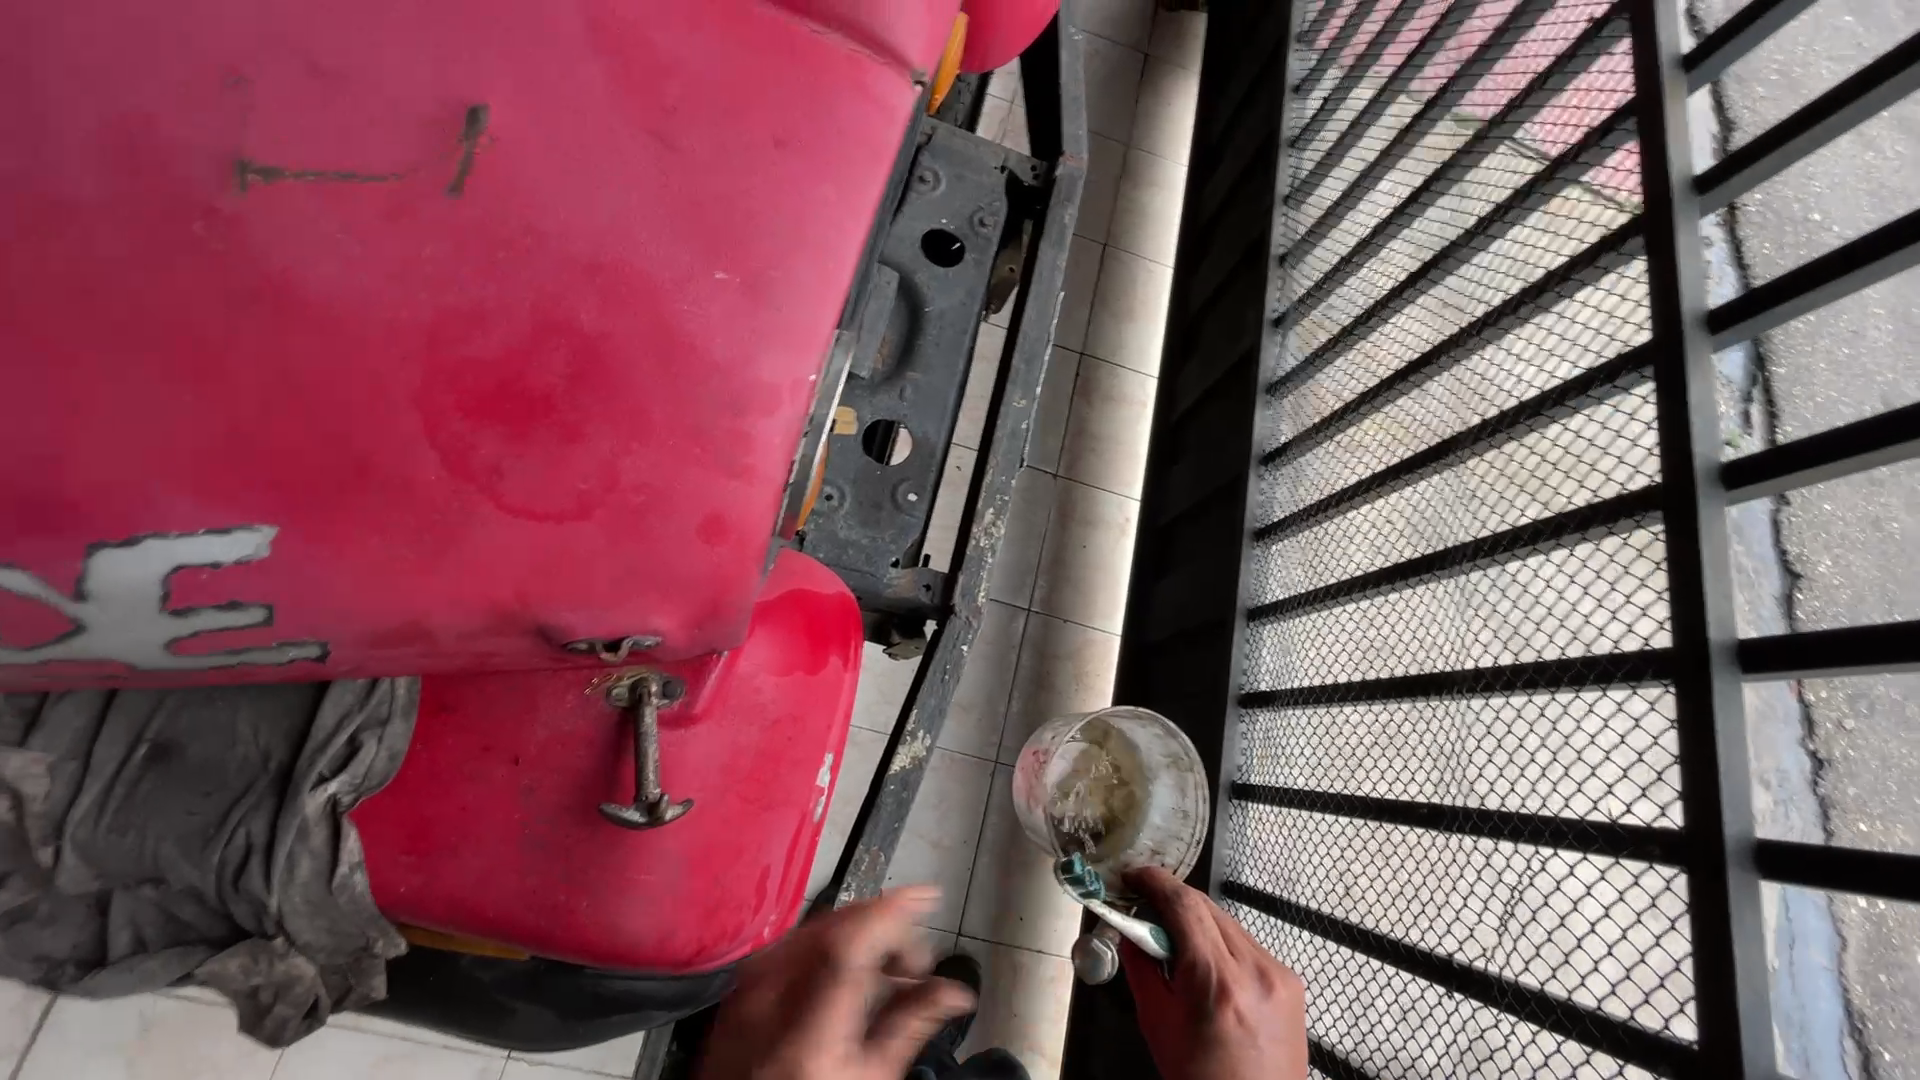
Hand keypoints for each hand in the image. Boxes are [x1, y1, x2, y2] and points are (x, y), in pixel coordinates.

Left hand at [698, 886, 975, 1079]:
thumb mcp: (869, 1078)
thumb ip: (910, 1026)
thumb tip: (954, 992)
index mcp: (805, 1033)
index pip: (849, 942)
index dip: (891, 909)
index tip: (926, 896)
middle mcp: (770, 1002)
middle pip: (837, 926)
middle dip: (887, 925)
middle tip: (916, 957)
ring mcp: (749, 989)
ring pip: (819, 927)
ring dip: (863, 931)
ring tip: (890, 965)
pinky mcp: (743, 984)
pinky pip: (797, 940)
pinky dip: (833, 940)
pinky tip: (853, 964)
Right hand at [1119, 866, 1307, 1079]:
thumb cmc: (1197, 1078)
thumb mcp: (1157, 1022)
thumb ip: (1141, 967)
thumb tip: (1129, 926)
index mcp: (1216, 981)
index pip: (1184, 905)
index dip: (1155, 881)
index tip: (1132, 875)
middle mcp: (1254, 968)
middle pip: (1205, 906)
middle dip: (1171, 899)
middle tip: (1143, 903)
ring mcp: (1279, 973)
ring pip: (1226, 922)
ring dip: (1196, 919)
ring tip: (1173, 937)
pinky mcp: (1291, 982)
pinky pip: (1247, 944)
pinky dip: (1221, 942)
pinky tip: (1207, 962)